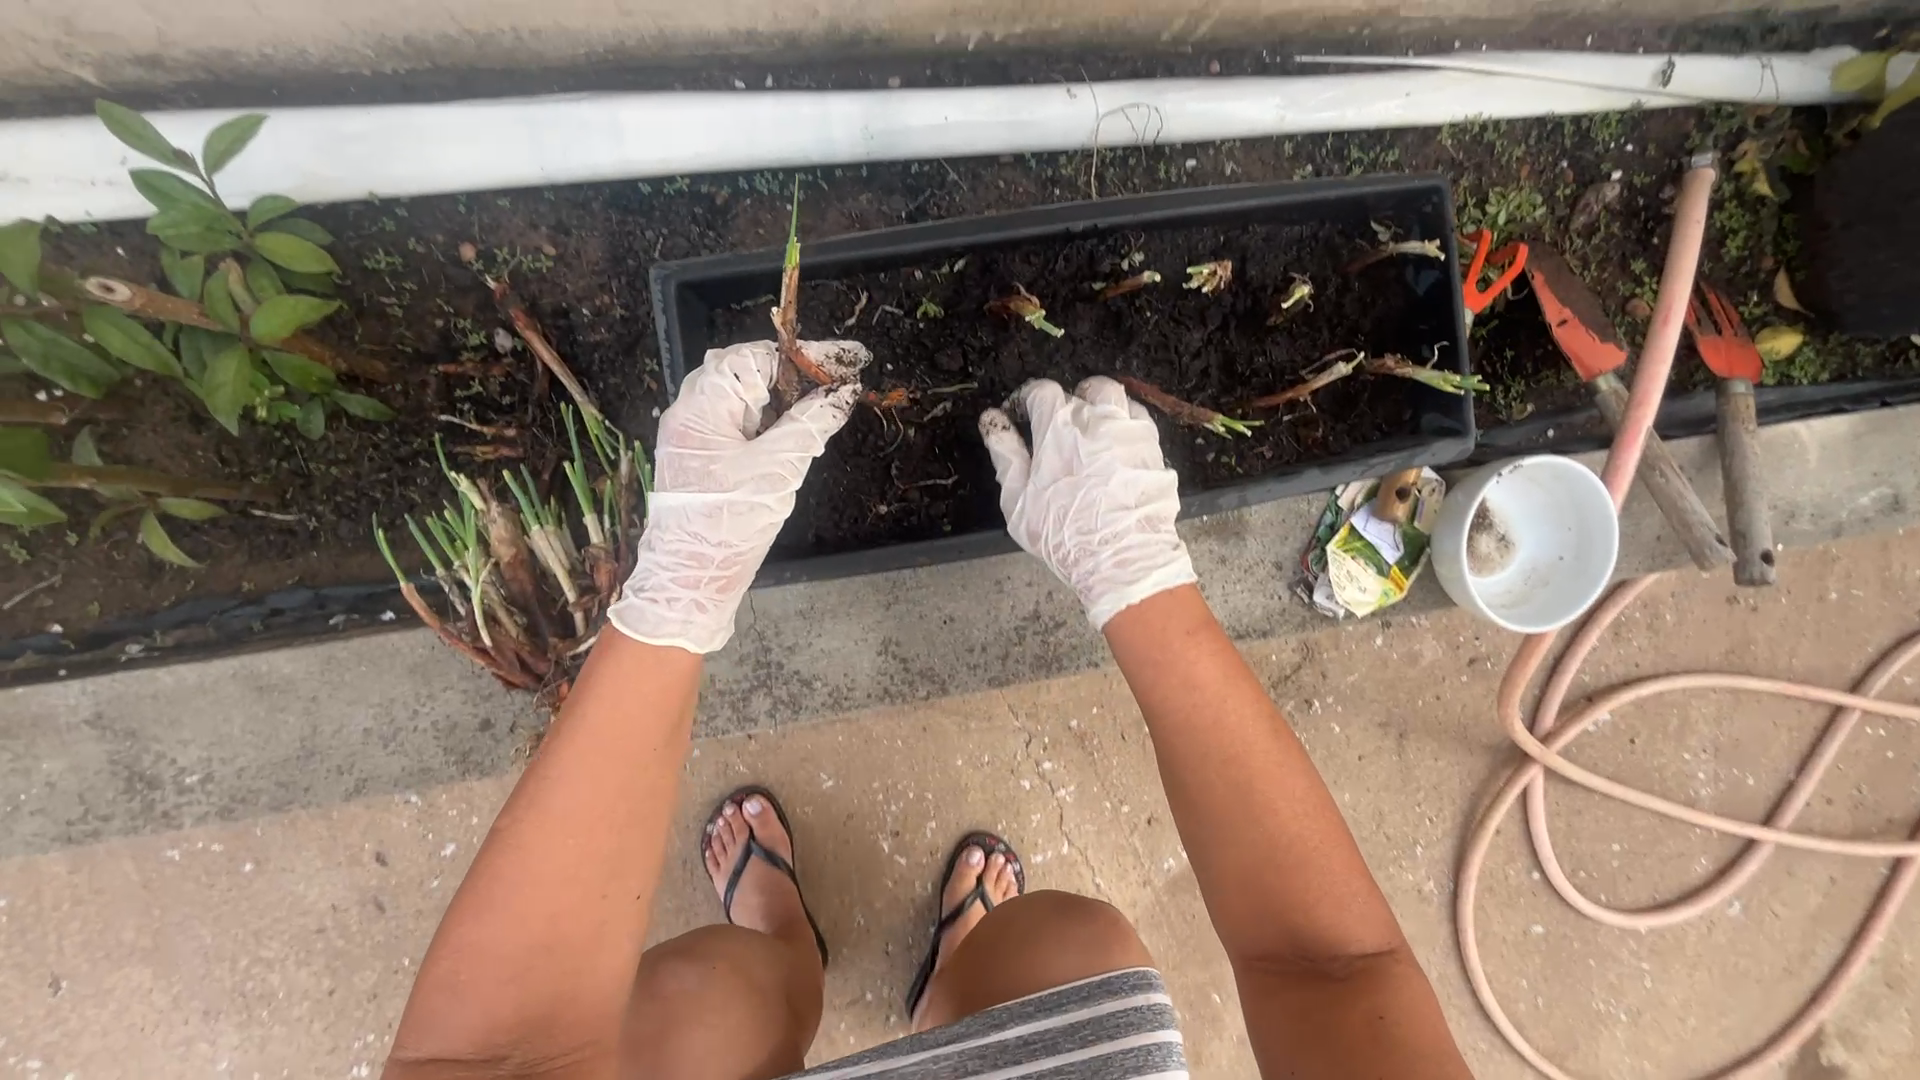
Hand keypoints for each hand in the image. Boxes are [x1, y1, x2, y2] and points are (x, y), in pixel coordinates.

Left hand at [607, 340, 864, 652]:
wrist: (689, 582)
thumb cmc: (728, 525)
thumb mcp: (777, 471)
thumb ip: (810, 425)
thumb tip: (843, 392)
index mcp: (700, 408)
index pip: (753, 358)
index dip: (801, 356)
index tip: (844, 361)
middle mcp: (689, 413)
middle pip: (744, 372)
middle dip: (792, 376)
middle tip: (833, 386)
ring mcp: (692, 437)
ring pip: (741, 399)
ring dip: (781, 401)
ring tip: (817, 412)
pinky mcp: (701, 458)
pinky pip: (737, 425)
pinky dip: (767, 424)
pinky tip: (791, 439)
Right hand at [979, 377, 1195, 628]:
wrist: (1121, 557)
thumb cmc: (1062, 533)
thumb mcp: (1017, 499)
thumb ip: (1005, 454)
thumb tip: (991, 418)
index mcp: (1057, 427)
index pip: (1041, 391)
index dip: (1027, 400)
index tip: (1023, 415)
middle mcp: (1095, 418)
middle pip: (1077, 391)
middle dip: (1064, 404)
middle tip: (1056, 430)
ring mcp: (1128, 430)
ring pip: (1113, 395)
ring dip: (1097, 402)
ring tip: (1089, 426)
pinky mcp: (1153, 446)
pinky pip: (1137, 418)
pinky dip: (1123, 422)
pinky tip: (1115, 445)